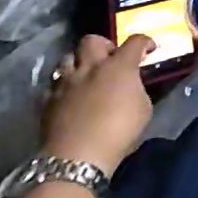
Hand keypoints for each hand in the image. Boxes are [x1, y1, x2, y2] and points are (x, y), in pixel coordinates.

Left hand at [43, 35, 154, 175]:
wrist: (78, 156)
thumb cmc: (120, 130)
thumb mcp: (143, 107)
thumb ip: (137, 88)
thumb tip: (130, 85)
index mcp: (119, 67)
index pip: (135, 41)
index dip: (145, 42)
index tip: (150, 49)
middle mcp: (90, 68)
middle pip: (92, 41)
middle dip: (104, 45)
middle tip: (112, 59)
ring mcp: (65, 83)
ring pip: (68, 58)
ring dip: (80, 63)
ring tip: (88, 76)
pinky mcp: (47, 100)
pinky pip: (55, 84)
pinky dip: (65, 85)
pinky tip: (72, 97)